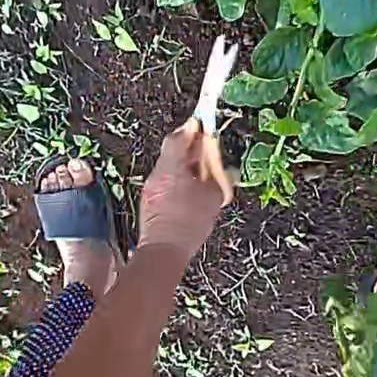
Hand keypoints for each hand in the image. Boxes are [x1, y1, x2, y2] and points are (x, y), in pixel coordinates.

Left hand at [135, 121, 226, 260]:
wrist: (164, 251)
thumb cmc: (189, 223)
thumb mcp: (213, 197)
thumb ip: (220, 178)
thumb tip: (227, 170)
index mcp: (172, 167)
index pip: (178, 137)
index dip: (192, 129)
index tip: (203, 124)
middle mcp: (157, 173)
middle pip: (172, 150)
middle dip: (189, 147)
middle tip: (206, 147)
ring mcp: (150, 188)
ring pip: (169, 167)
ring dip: (184, 164)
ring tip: (202, 171)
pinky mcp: (149, 201)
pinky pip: (165, 182)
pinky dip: (178, 179)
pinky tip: (191, 189)